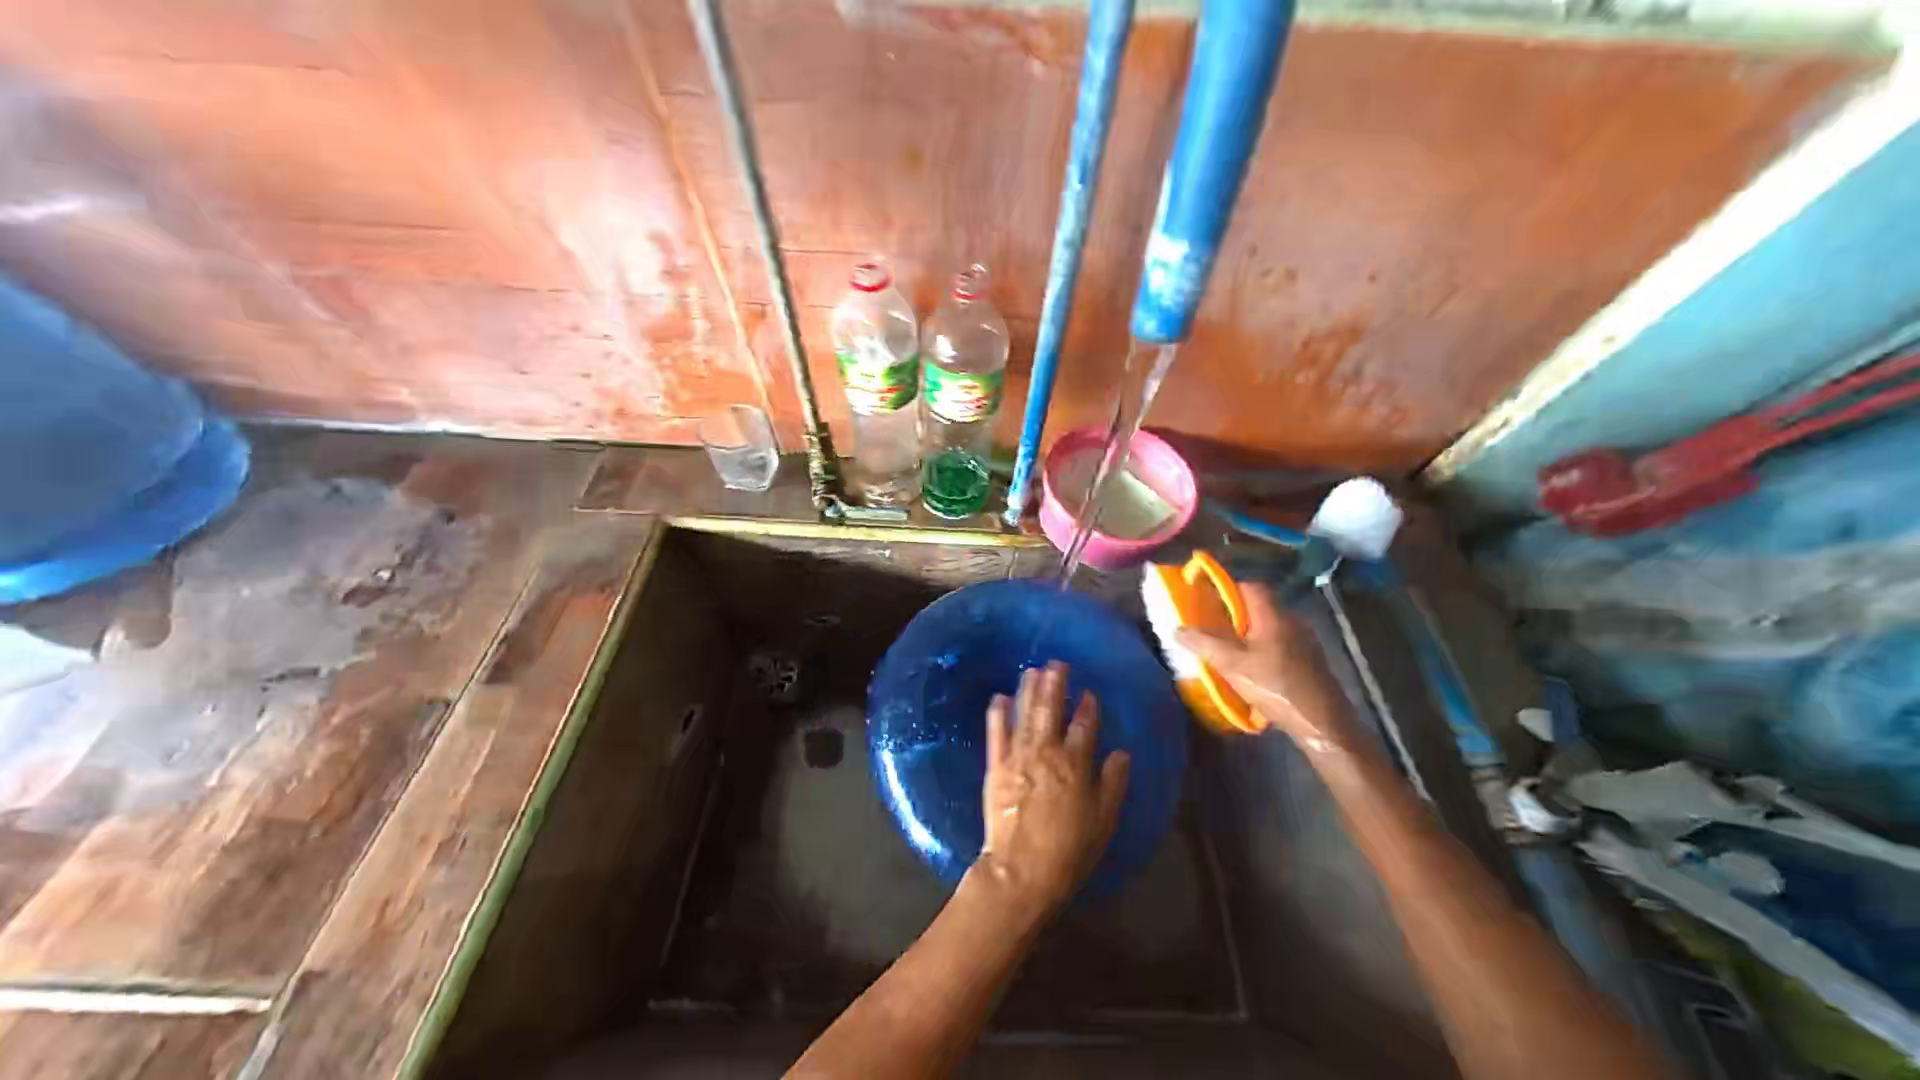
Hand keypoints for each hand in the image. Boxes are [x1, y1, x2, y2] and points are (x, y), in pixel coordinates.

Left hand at [970, 662, 1129, 917]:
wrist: (1022, 870)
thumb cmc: (1069, 849)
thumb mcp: (1103, 820)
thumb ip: (1113, 783)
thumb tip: (1122, 753)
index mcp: (1075, 764)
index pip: (1084, 726)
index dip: (1088, 708)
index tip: (1089, 693)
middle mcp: (1046, 752)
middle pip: (1052, 711)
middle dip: (1055, 685)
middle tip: (1057, 663)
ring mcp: (1018, 757)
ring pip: (1025, 714)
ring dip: (1029, 690)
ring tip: (1032, 669)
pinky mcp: (996, 767)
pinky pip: (996, 733)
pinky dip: (998, 713)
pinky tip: (1000, 697)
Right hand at [1174, 584, 1365, 756]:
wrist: (1322, 723)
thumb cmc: (1275, 687)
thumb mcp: (1231, 665)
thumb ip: (1204, 643)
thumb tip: (1179, 629)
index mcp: (1273, 616)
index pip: (1251, 587)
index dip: (1229, 590)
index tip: (1208, 602)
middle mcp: (1292, 622)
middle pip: (1260, 608)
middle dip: (1235, 616)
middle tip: (1213, 631)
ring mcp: (1305, 642)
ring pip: (1270, 628)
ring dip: (1249, 636)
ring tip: (1229, 654)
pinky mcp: (1310, 662)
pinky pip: (1281, 645)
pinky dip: (1264, 651)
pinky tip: (1254, 672)